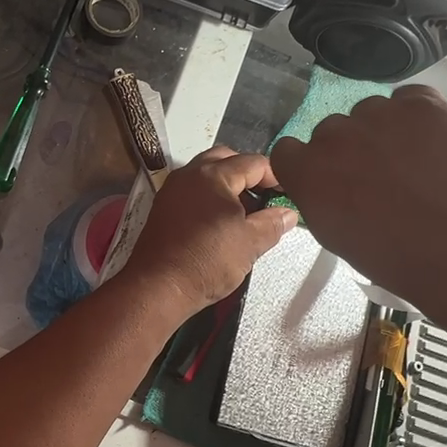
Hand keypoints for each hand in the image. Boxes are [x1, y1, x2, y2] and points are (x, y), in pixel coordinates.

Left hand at [111, 147, 297, 316]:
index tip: (287, 194)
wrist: (158, 287)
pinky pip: (192, 189)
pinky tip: (221, 221)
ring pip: (206, 173)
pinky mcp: (163, 207)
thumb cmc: (207, 261)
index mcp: (212, 175)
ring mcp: (172, 189)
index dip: (275, 176)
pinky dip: (209, 196)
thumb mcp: (250, 243)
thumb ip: (272, 223)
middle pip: (225, 159)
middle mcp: (189, 174)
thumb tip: (288, 213)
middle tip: (265, 196)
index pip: (253, 163)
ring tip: (246, 211)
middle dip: (248, 173)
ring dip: (228, 184)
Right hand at [269, 86, 446, 315]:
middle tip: (383, 178)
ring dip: (385, 131)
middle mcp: (335, 135)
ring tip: (417, 162)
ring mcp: (380, 113)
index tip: (333, 181)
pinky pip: (412, 99)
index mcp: (308, 171)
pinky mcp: (424, 103)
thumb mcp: (338, 238)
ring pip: (372, 112)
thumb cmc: (400, 258)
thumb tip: (327, 186)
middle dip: (351, 149)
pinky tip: (438, 145)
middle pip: (332, 130)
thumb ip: (320, 200)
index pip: (288, 150)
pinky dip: (420, 117)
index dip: (311, 164)